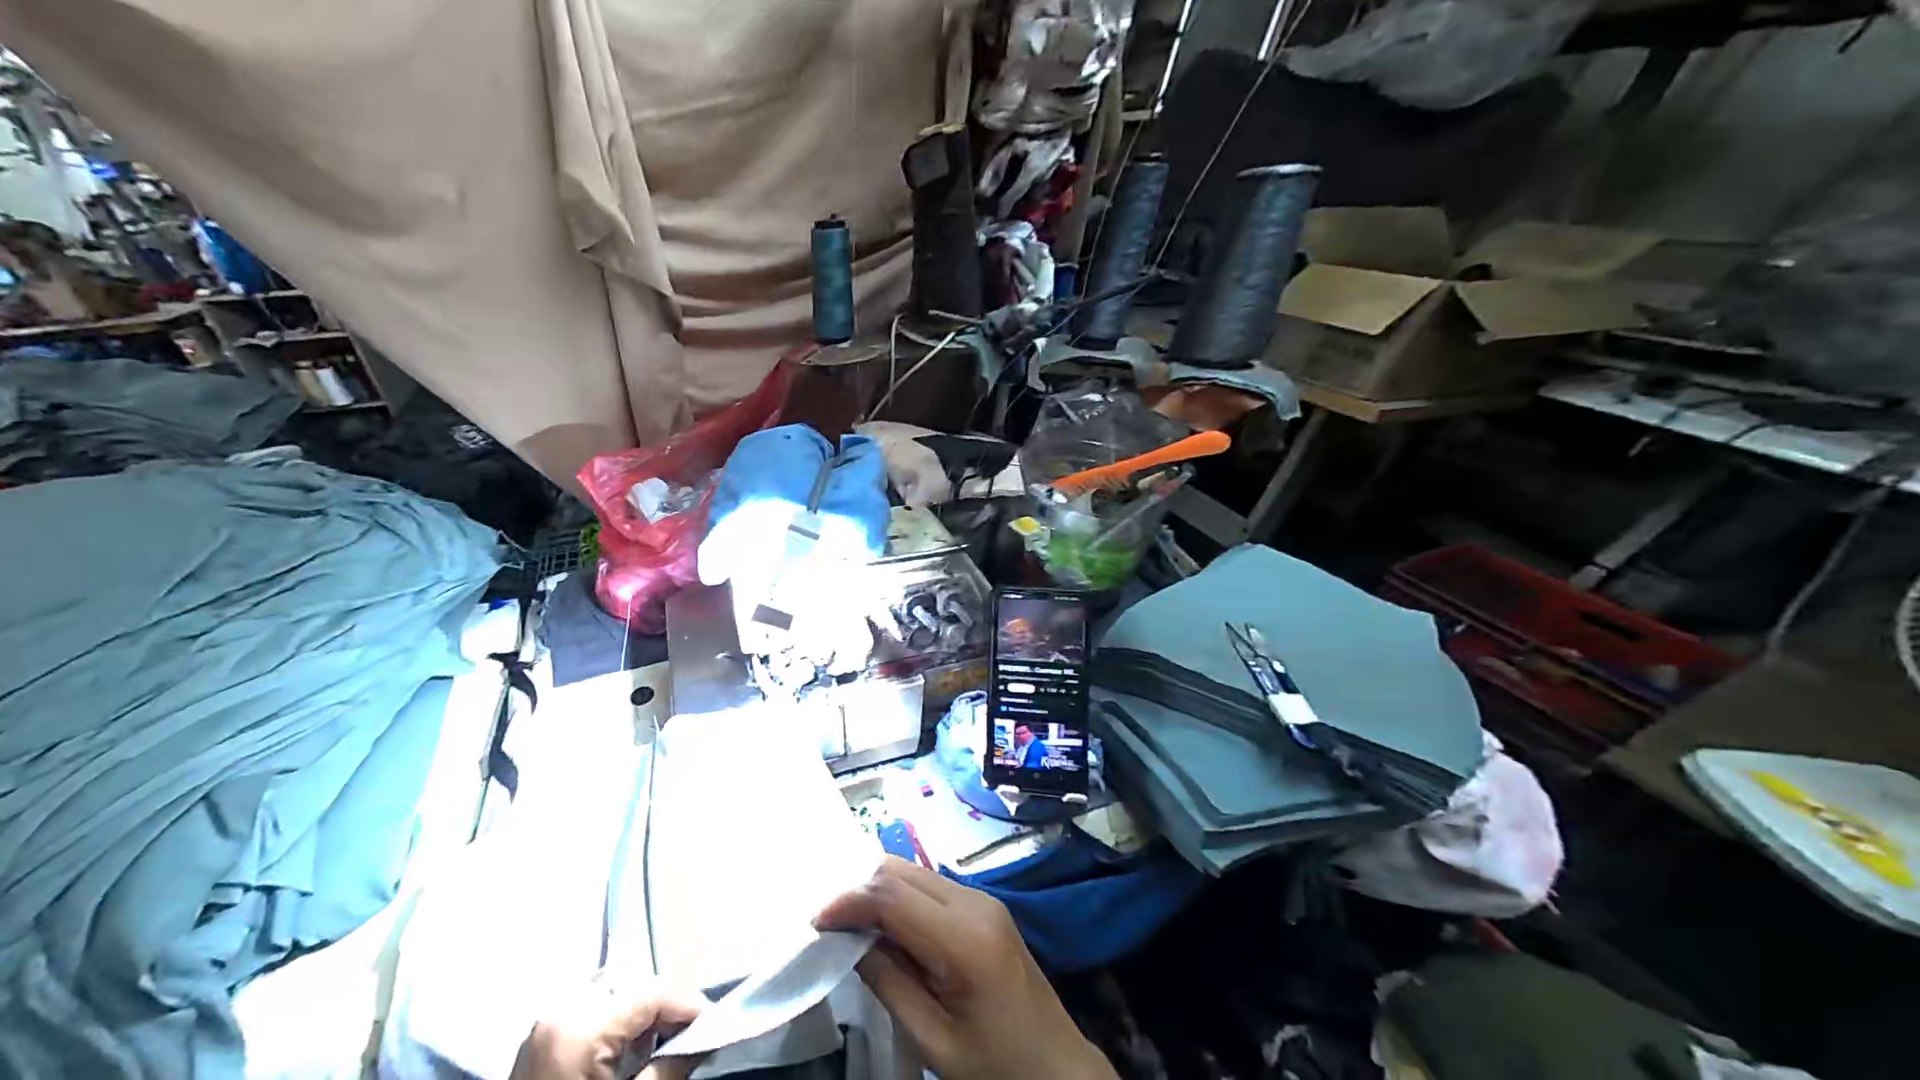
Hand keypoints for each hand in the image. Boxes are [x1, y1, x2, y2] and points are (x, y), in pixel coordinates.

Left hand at [508, 981, 705, 1079]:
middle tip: (690, 1039)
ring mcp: (545, 1024)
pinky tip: (627, 1051)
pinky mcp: (539, 1039)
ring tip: (659, 1046)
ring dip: (643, 1012)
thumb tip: (709, 1038)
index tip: (715, 1027)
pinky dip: (617, 1021)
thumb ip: (672, 1067)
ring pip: (616, 992)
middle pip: (635, 987)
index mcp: (582, 1029)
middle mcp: (561, 1012)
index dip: (690, 1006)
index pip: (653, 993)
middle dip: (667, 1010)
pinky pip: (592, 1008)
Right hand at [815, 856, 1116, 1079]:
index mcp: (965, 939)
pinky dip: (901, 898)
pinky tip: (886, 926)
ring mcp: (984, 900)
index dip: (849, 901)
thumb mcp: (933, 1040)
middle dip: (861, 888)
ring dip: (880, 891)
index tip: (815, 921)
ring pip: (916, 873)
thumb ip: (888, 984)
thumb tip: (850, 941)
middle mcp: (976, 903)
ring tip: (850, 924)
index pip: (894, 897)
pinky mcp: (985, 906)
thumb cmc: (996, 1065)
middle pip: (903, 872)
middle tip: (828, 922)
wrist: (1057, 1066)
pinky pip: (932, 887)